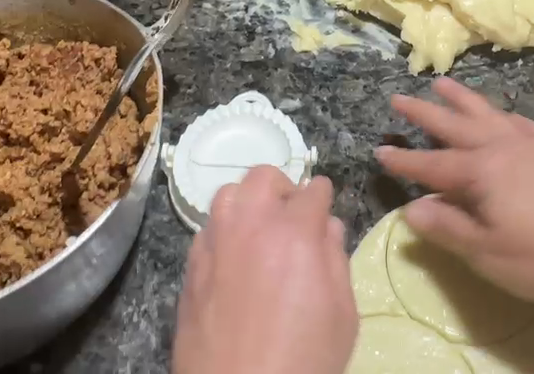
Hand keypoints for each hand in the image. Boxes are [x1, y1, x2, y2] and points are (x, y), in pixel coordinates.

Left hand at [172, 166, 358, 373]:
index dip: (323, 199)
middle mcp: (251, 225)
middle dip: (283, 188)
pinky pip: (207, 229)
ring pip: (228, 194)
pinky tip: (233, 259)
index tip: (325, 208)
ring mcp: (215, 243)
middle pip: (263, 177)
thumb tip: (328, 228)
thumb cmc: (303, 362)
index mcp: (295, 232)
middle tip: (292, 217)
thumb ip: (337, 261)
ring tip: (259, 232)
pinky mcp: (191, 267)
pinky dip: (223, 231)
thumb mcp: (342, 316)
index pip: (314, 190)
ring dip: (248, 203)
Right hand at [375, 78, 533, 309]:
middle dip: (424, 113)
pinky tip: (504, 117)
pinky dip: (503, 115)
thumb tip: (411, 209)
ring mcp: (530, 146)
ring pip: (487, 113)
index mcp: (480, 171)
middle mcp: (500, 147)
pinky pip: (520, 122)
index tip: (377, 151)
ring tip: (441, 83)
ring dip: (461, 100)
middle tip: (398, 98)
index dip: (403, 162)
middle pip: (454, 125)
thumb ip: (448, 229)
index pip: (431, 165)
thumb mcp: (488, 252)